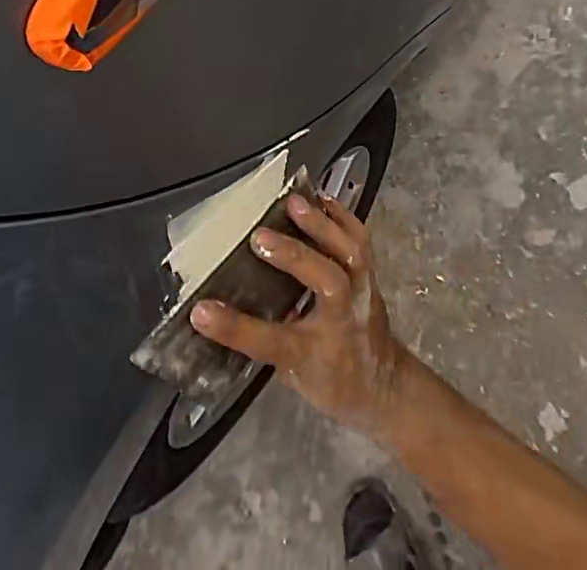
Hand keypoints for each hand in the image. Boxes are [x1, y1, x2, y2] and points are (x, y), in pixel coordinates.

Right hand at [189, 192, 415, 436]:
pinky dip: (342, 217)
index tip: (201, 311)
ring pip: (351, 256)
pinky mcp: (369, 273)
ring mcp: (362, 293)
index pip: (274, 340)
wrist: (386, 388)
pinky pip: (361, 240)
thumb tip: (206, 313)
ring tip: (293, 203)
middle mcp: (344, 320)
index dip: (236, 326)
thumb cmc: (333, 380)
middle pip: (329, 284)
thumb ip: (252, 340)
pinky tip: (321, 199)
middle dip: (295, 258)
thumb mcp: (288, 371)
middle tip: (258, 237)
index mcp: (317, 352)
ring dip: (321, 227)